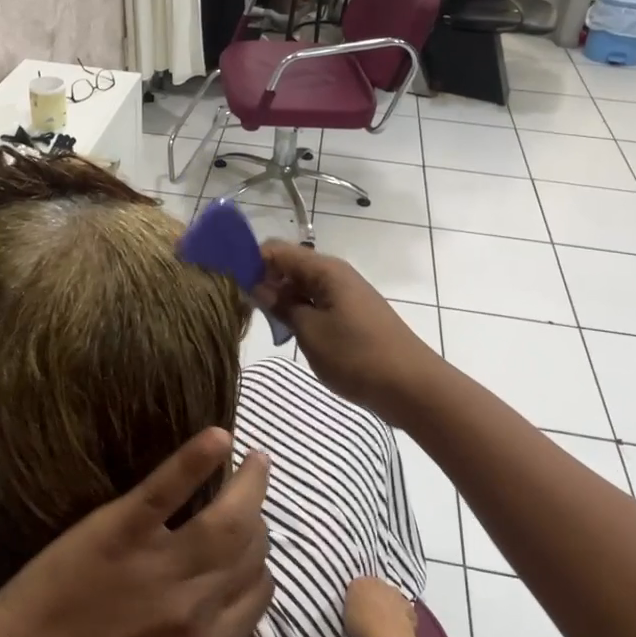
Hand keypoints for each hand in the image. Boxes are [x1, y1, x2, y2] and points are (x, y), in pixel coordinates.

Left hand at [0, 427, 273, 636]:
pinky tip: (219, 437)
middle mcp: (195, 607)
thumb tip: (228, 602)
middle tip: (250, 494)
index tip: (250, 544)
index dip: (259, 562)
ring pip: (227, 518)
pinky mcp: (122, 528)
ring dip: (249, 484)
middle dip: (257, 521)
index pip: (261, 592)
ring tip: (255, 461)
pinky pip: (169, 487)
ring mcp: (160, 564)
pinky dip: (197, 458)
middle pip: (251, 551)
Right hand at [253, 240, 441, 423]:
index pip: (276, 250)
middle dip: (262, 281)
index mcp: (325, 270)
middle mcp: (335, 274)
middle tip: (235, 306)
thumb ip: (282, 306)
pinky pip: (316, 303)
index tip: (223, 280)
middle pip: (289, 266)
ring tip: (255, 322)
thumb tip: (257, 285)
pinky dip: (298, 312)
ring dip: (280, 299)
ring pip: (302, 286)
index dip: (249, 260)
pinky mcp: (351, 315)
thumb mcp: (310, 332)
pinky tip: (285, 332)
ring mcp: (345, 295)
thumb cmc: (357, 356)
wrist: (411, 386)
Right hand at [345, 576, 416, 636]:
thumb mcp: (347, 616)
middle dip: (375, 599)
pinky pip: (404, 611)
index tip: (357, 610)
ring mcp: (397, 595)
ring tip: (385, 625)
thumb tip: (358, 608)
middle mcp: (380, 583)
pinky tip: (397, 630)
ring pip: (392, 599)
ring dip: (389, 607)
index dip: (358, 598)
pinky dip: (401, 618)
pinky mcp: (410, 608)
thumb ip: (353, 607)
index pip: (358, 585)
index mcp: (360, 582)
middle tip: (371, 616)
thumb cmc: (361, 626)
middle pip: (377, 589)